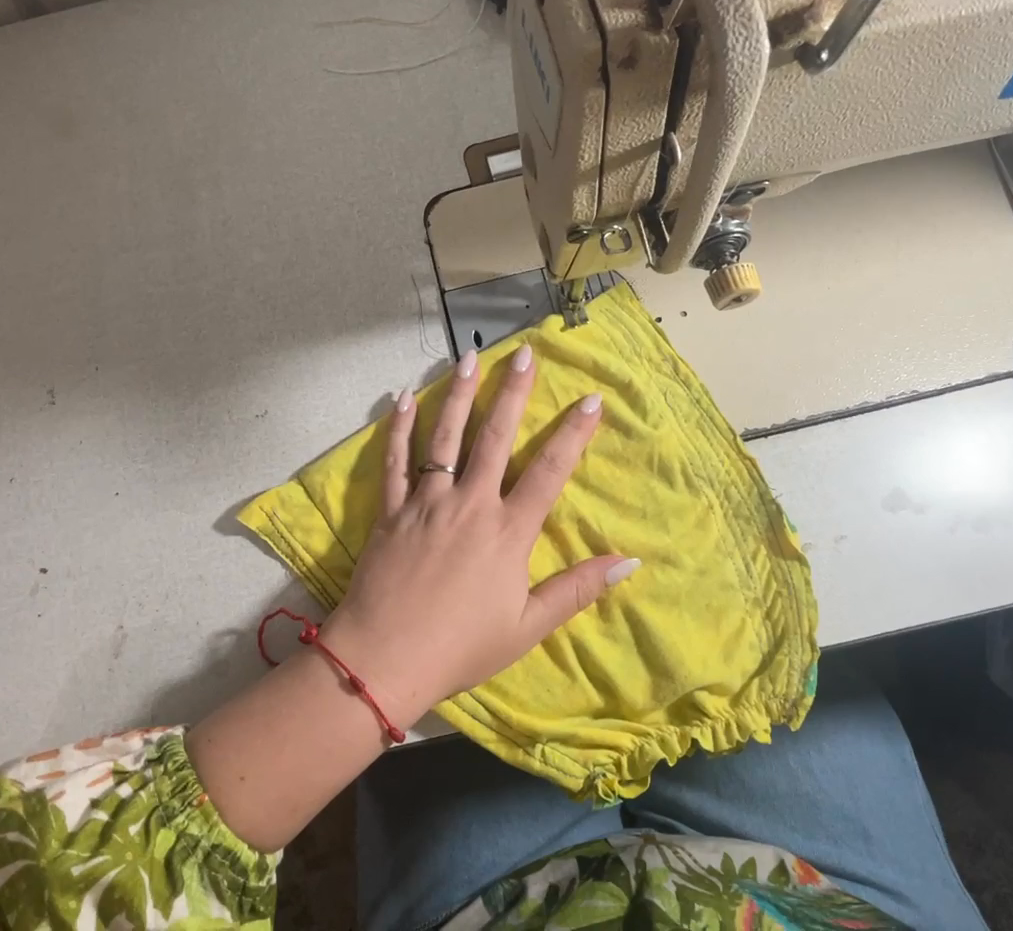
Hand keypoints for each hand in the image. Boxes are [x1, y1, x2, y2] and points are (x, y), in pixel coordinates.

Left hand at [321, 342, 639, 726]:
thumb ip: (576, 590)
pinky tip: (402, 397)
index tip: (591, 399)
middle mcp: (469, 504)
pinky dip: (398, 427)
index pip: (548, 472)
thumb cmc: (461, 647)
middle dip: (514, 393)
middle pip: (494, 438)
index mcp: (507, 532)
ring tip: (469, 357)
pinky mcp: (391, 510)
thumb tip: (628, 561)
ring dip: (458, 394)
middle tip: (525, 354)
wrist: (384, 658)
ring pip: (444, 437)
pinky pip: (395, 460)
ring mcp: (426, 502)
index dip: (572, 433)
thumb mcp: (528, 627)